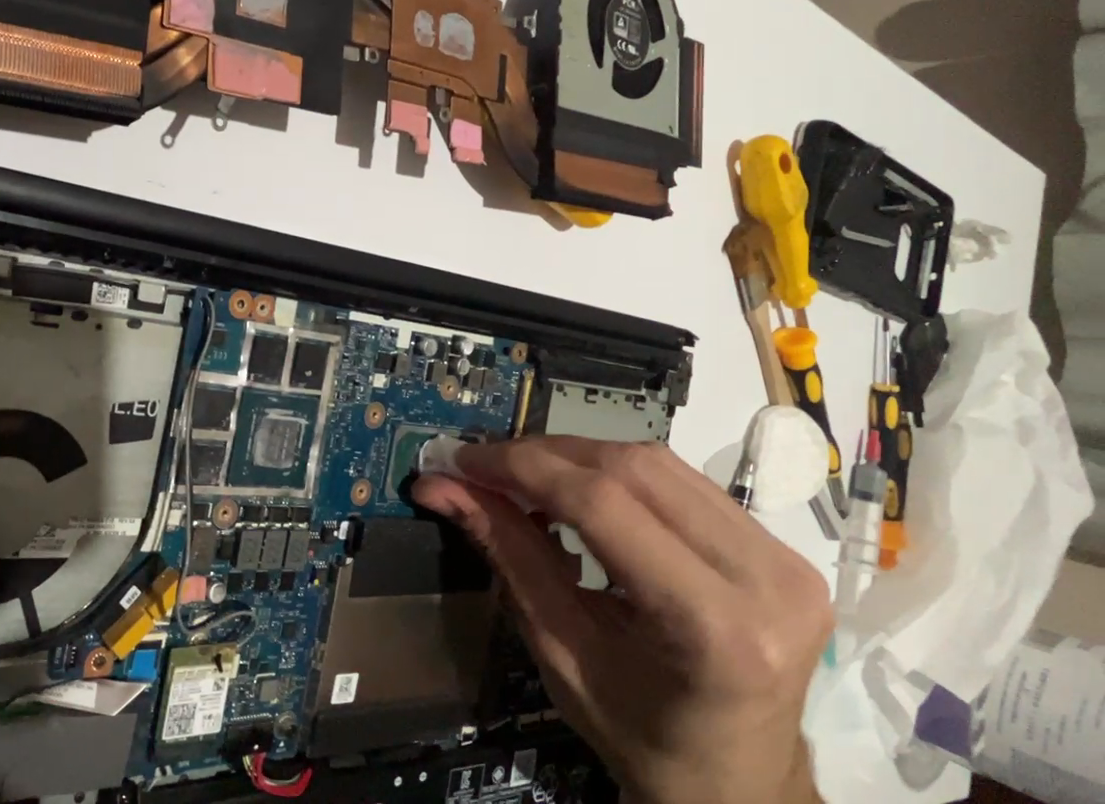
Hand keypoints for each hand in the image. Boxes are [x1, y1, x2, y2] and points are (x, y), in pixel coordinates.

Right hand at [413, 435, 831, 803]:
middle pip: (633, 469)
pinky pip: (684, 481)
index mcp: (711, 627)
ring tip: (524, 476)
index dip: (522, 468)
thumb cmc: (637, 732)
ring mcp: (786, 559)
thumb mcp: (559, 648)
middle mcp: (764, 579)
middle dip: (544, 455)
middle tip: (483, 466)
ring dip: (578, 456)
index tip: (461, 461)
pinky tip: (578, 489)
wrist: (735, 780)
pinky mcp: (786, 548)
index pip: (603, 504)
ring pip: (659, 463)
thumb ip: (508, 554)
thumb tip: (439, 486)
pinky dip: (617, 473)